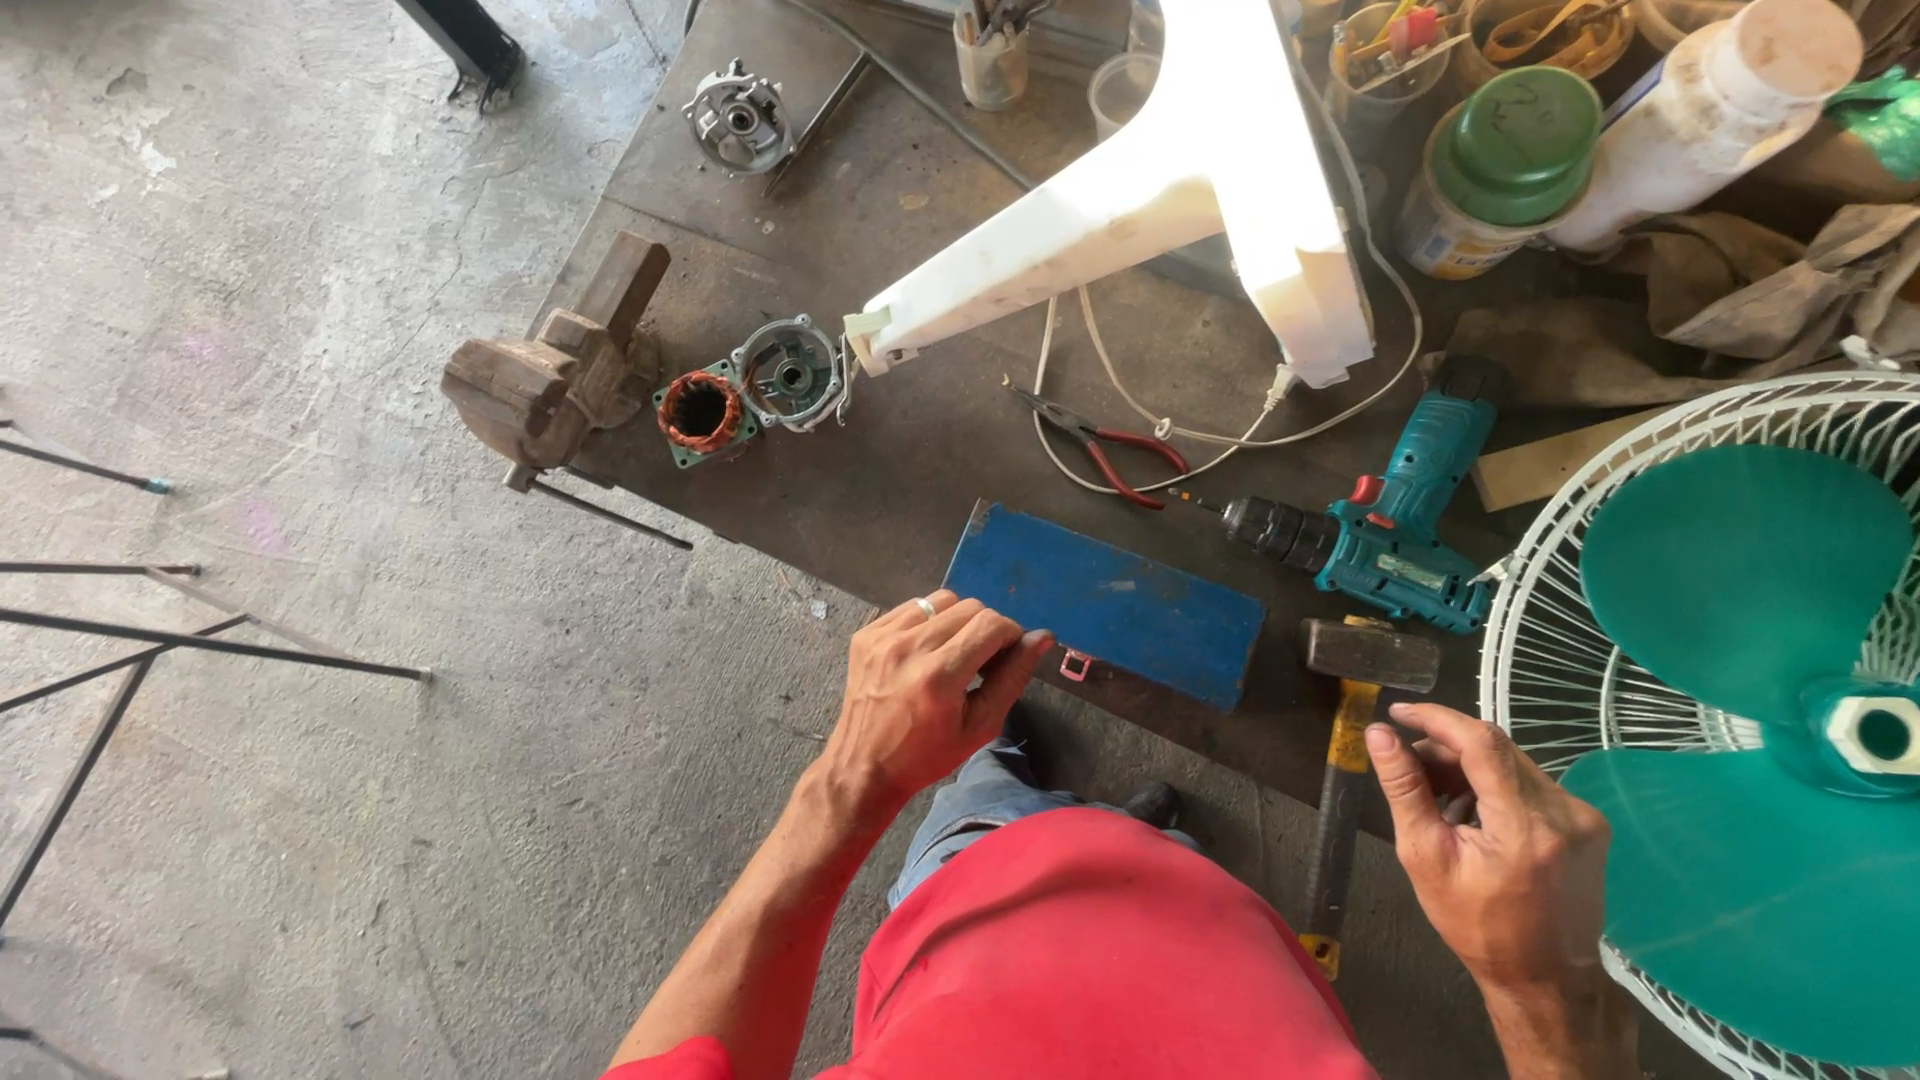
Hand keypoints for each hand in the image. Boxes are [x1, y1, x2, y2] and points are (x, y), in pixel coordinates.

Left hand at [819, 590, 1052, 815]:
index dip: (1011, 636)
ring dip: (958, 621)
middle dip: (987, 629)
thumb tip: (1042, 637)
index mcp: (939, 675)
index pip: (992, 624)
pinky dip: (929, 621)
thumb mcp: (981, 725)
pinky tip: (926, 650)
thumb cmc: (927, 754)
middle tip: (982, 661)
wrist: (863, 766)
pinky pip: (913, 606)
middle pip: (970, 607)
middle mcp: (909, 647)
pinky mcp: (866, 633)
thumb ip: (1013, 677)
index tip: (1006, 658)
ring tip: (953, 652)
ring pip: (943, 600)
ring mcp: (883, 637)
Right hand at [1365, 703, 1610, 992]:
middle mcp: (1565, 811)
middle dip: (1443, 746)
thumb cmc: (1476, 923)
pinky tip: (1468, 809)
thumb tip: (1379, 735)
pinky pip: (1528, 779)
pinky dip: (1490, 781)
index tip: (1396, 713)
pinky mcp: (1586, 822)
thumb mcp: (1424, 855)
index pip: (1481, 742)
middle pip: (1494, 746)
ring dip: (1465, 763)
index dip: (1435, 718)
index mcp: (1526, 824)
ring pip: (1510, 760)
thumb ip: (1404, 789)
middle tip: (1407, 766)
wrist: (1545, 978)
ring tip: (1434, 795)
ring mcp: (1583, 815)